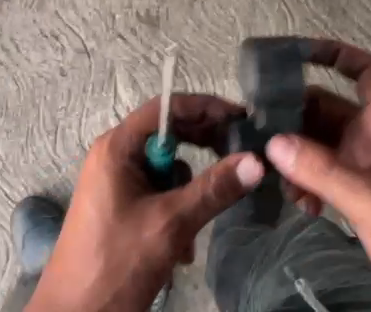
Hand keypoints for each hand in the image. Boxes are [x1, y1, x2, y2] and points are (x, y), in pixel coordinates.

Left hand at [28, 94, 265, 311]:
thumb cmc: (116, 263)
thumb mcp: (170, 224)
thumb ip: (213, 189)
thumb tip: (256, 161)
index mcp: (117, 146)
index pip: (166, 107)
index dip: (206, 108)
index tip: (241, 119)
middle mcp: (114, 155)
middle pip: (168, 134)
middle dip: (203, 148)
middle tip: (239, 157)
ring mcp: (114, 182)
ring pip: (166, 169)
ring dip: (190, 192)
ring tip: (199, 226)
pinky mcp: (118, 207)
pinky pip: (156, 194)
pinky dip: (175, 212)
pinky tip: (183, 247)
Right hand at [265, 40, 370, 311]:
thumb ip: (325, 171)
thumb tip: (275, 142)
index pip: (365, 71)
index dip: (335, 53)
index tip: (296, 52)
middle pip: (329, 107)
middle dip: (296, 115)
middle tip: (262, 131)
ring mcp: (368, 171)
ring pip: (321, 143)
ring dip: (296, 154)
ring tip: (279, 177)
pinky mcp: (361, 200)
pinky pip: (324, 174)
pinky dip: (306, 181)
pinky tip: (300, 203)